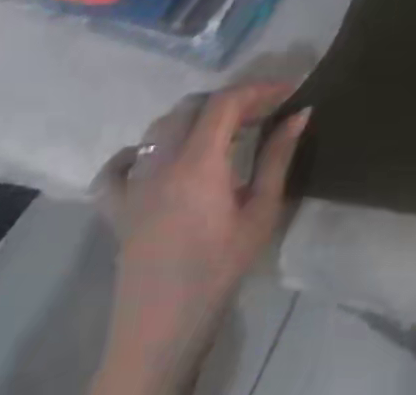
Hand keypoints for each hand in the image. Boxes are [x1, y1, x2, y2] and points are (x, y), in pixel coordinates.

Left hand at [88, 82, 309, 394]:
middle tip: (264, 113)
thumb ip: (278, 157)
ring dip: (194, 118)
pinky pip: (117, 166)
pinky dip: (139, 151)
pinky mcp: (115, 207)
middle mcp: (161, 163)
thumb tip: (300, 113)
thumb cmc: (221, 268)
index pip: (226, 102)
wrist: (164, 327)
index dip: (259, 89)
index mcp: (198, 162)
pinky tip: (158, 158)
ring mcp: (132, 184)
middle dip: (231, 100)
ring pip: (159, 128)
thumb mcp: (261, 212)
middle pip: (193, 107)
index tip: (289, 92)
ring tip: (224, 132)